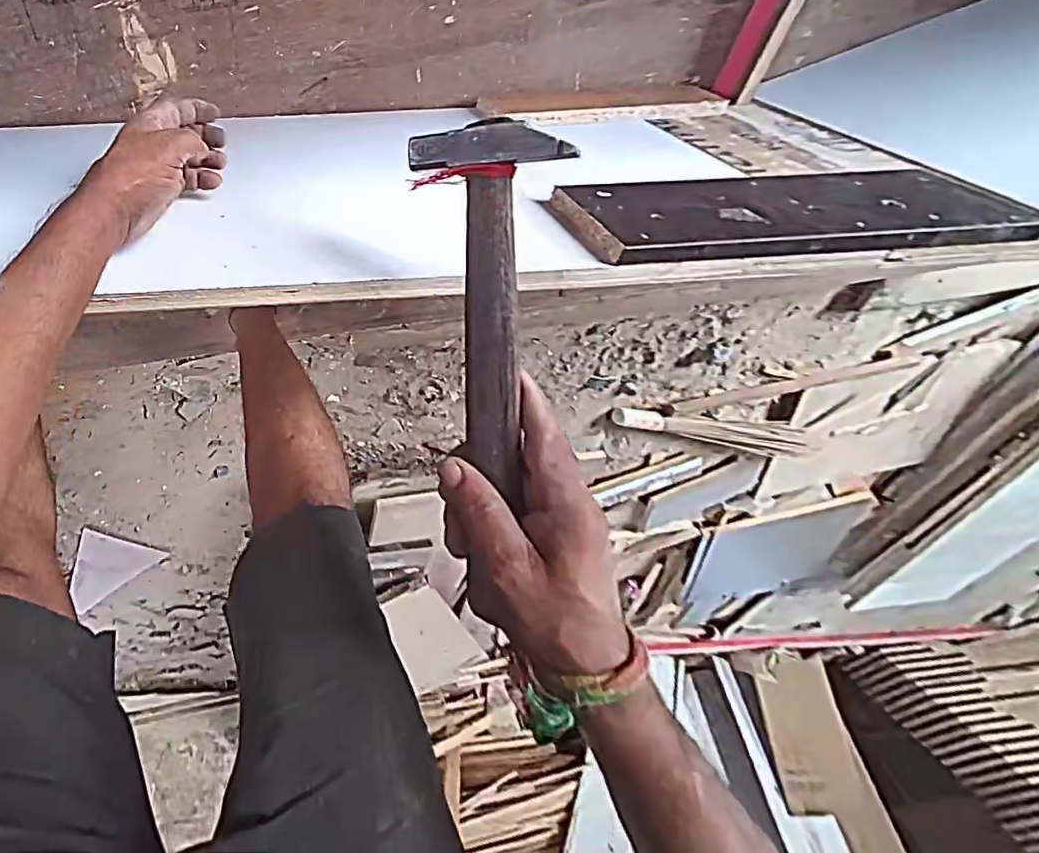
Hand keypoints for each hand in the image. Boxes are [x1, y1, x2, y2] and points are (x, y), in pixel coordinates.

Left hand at [78, 95, 226, 243]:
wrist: (113, 210)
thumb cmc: (128, 177)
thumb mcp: (172, 145)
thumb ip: (193, 140)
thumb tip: (202, 147)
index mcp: (149, 124)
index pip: (177, 109)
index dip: (198, 109)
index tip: (213, 112)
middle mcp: (150, 144)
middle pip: (183, 134)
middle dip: (205, 136)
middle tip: (220, 140)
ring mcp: (152, 168)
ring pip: (185, 159)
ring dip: (205, 160)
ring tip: (218, 162)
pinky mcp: (156, 190)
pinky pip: (182, 180)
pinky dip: (199, 179)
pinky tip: (208, 181)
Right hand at [439, 373, 630, 675]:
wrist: (584, 666)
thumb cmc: (559, 623)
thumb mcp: (510, 568)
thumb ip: (481, 513)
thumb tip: (454, 467)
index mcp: (567, 505)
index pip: (544, 437)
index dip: (526, 402)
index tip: (509, 373)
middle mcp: (566, 503)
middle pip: (507, 459)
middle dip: (473, 485)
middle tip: (462, 523)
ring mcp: (557, 515)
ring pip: (498, 484)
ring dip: (474, 512)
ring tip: (475, 551)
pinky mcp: (546, 528)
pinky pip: (503, 506)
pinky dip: (483, 525)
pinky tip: (483, 555)